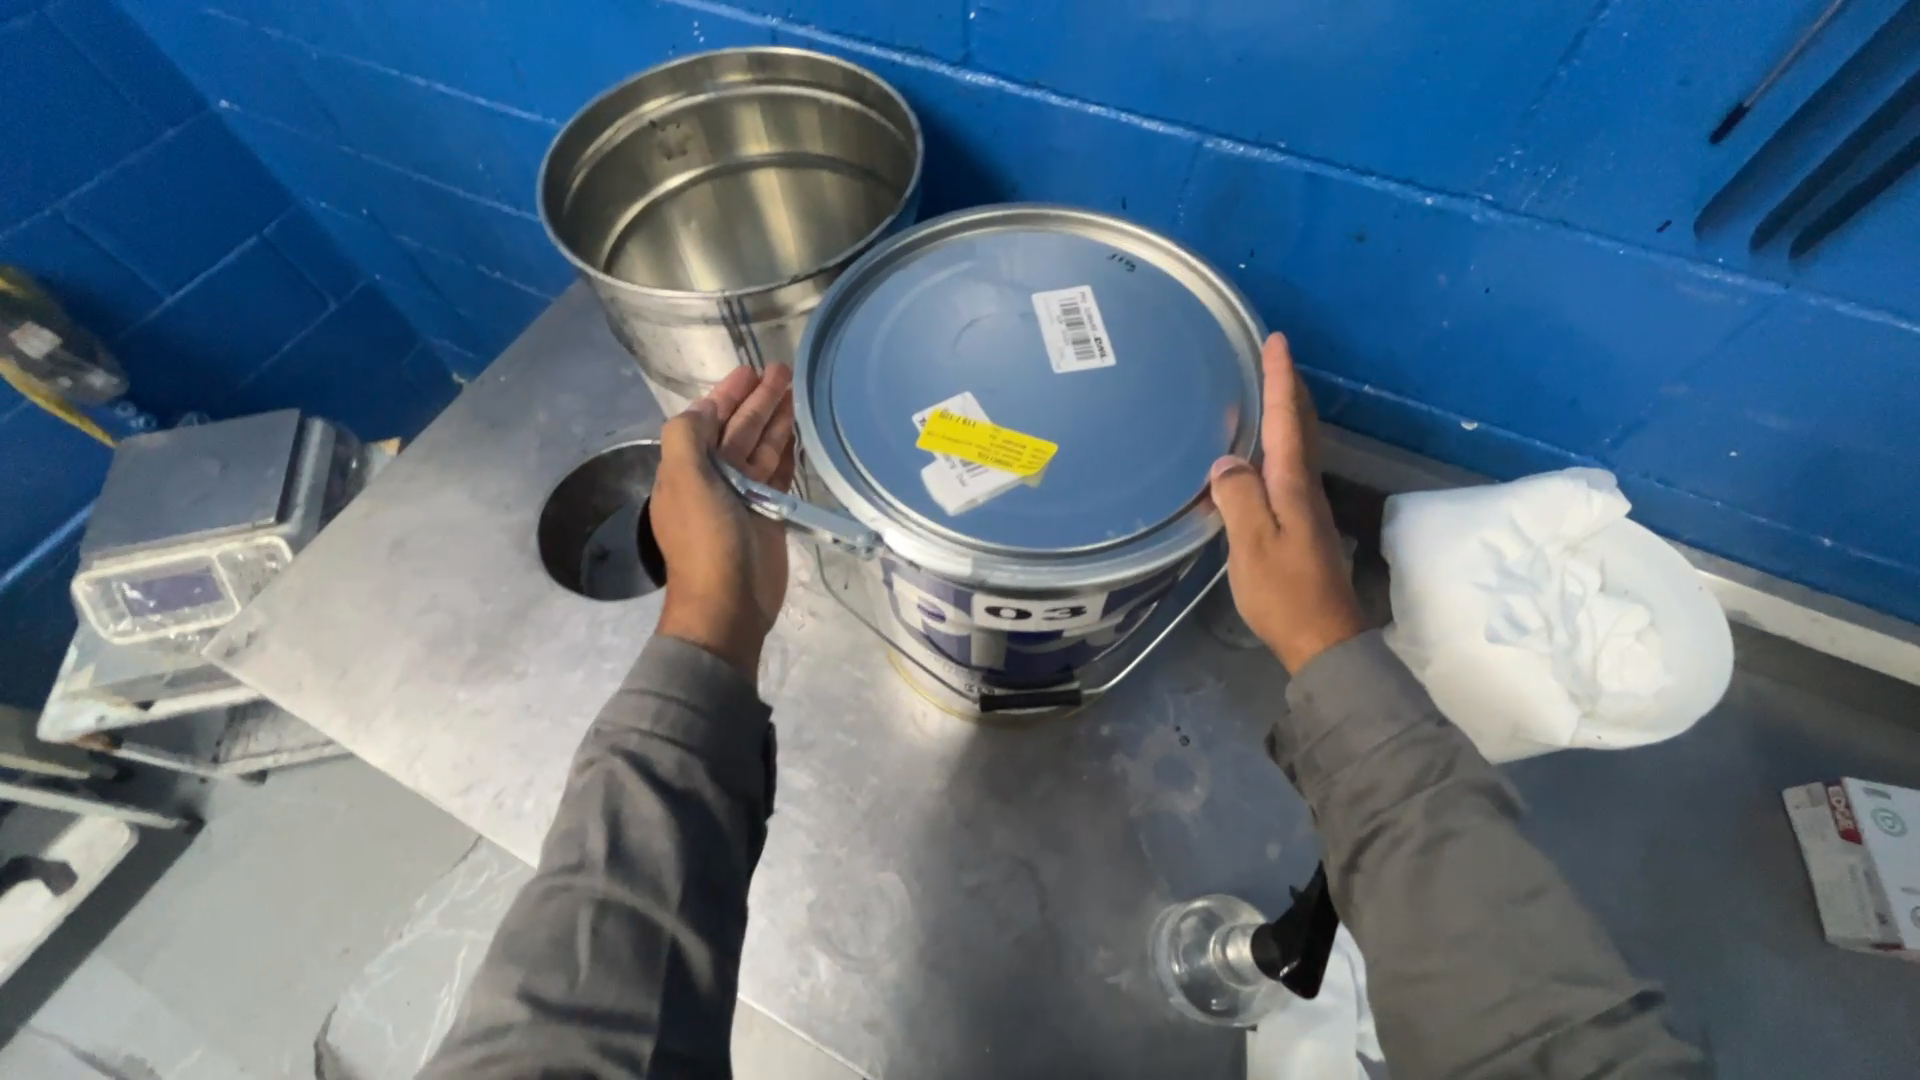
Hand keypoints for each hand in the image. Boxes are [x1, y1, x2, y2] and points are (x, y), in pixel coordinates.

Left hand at [652, 364, 795, 678]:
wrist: (728, 603)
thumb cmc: (706, 540)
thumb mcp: (685, 481)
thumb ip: (688, 437)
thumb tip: (706, 409)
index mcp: (687, 467)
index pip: (708, 420)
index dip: (727, 394)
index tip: (749, 370)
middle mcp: (714, 477)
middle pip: (739, 429)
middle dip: (758, 401)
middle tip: (783, 372)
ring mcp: (743, 496)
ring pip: (762, 448)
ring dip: (777, 421)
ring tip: (798, 392)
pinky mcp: (769, 514)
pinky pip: (778, 474)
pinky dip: (787, 453)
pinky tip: (799, 433)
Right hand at [1209, 333, 1365, 673]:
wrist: (1321, 640)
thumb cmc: (1283, 593)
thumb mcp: (1253, 544)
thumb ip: (1239, 498)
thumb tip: (1226, 462)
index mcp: (1292, 485)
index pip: (1287, 420)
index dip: (1281, 380)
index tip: (1276, 341)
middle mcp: (1304, 488)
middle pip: (1301, 427)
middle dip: (1289, 388)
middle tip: (1274, 356)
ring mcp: (1306, 507)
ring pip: (1298, 446)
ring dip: (1287, 413)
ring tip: (1267, 392)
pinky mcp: (1301, 525)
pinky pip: (1288, 468)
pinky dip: (1278, 445)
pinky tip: (1262, 455)